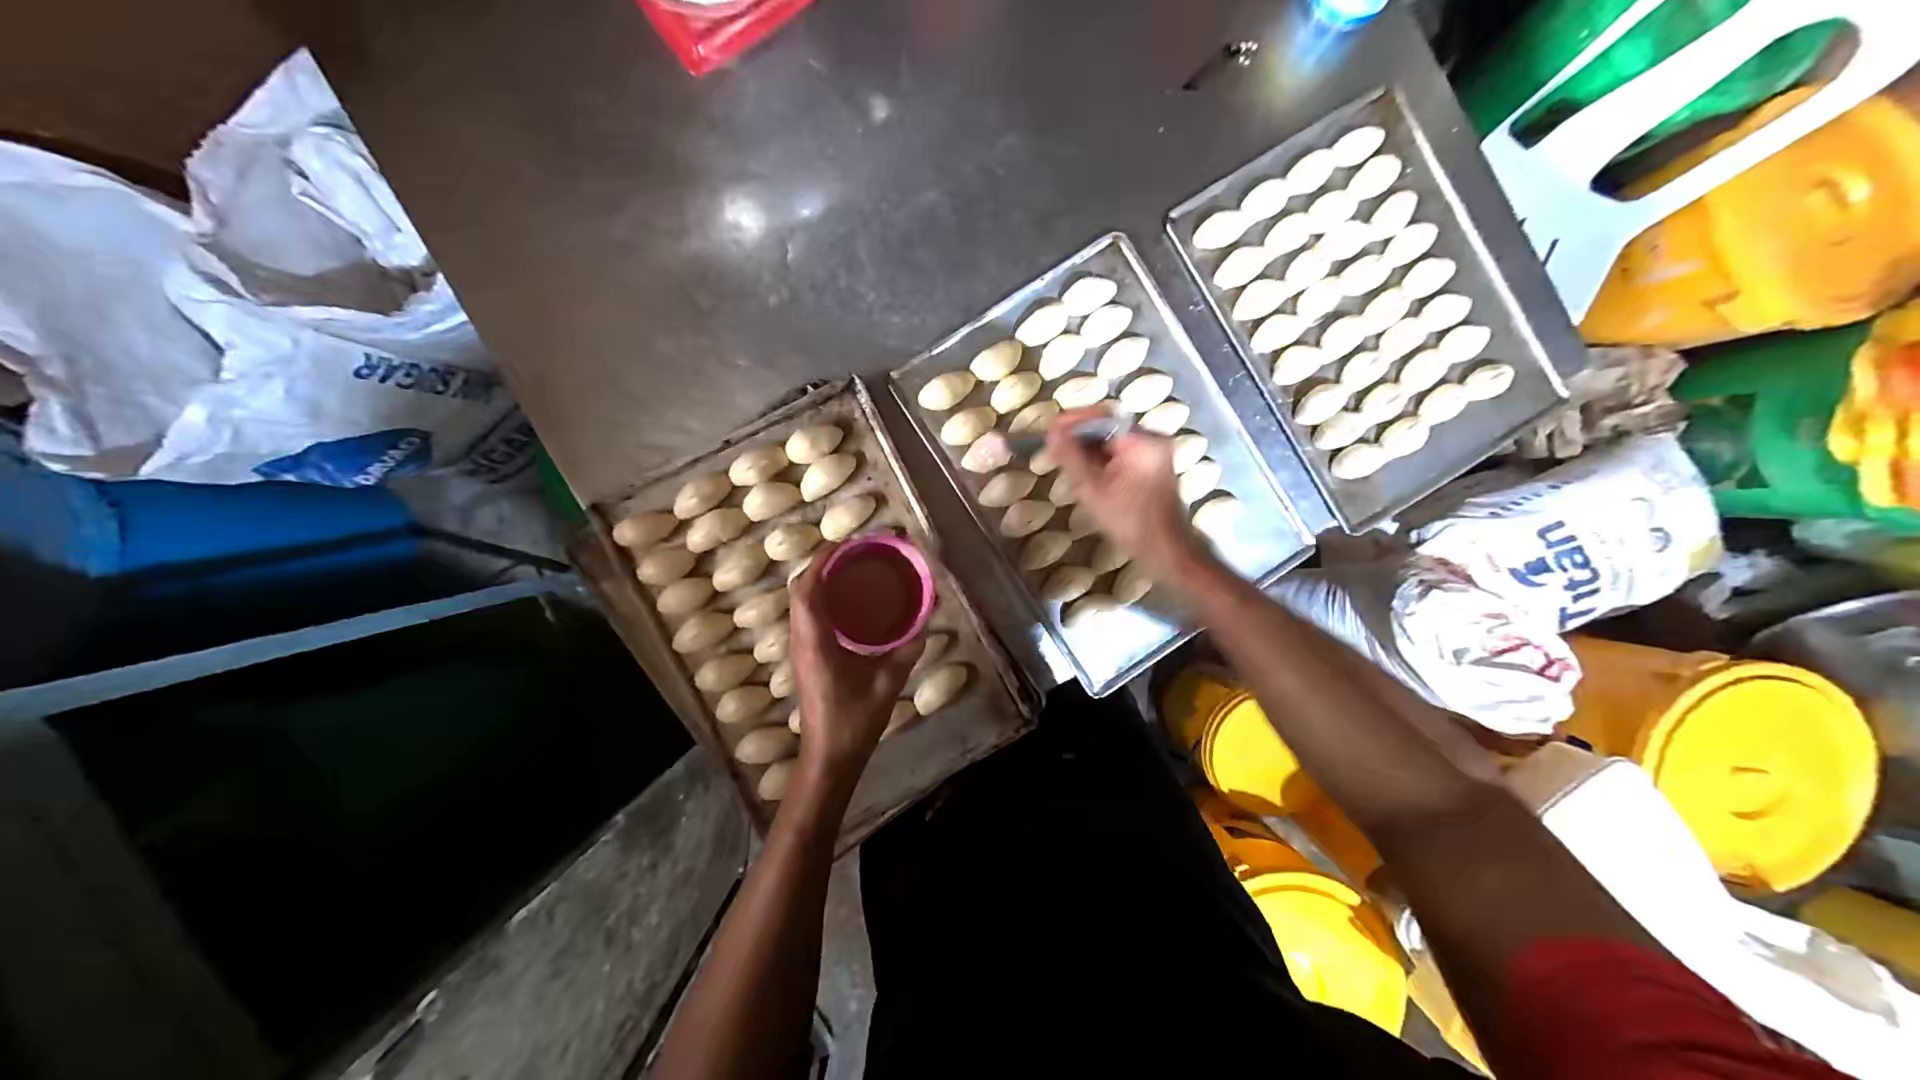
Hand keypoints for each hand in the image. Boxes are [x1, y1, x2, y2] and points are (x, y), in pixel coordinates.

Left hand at [787, 542, 925, 782]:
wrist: (829, 756)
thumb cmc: (853, 721)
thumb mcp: (887, 684)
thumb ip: (906, 652)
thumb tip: (925, 623)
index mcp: (815, 643)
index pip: (807, 591)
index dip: (821, 562)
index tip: (844, 544)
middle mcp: (801, 641)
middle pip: (801, 591)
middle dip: (822, 566)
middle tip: (853, 554)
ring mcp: (800, 650)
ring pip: (802, 604)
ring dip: (821, 582)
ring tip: (852, 571)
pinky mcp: (806, 658)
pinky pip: (809, 617)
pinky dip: (823, 600)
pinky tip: (849, 604)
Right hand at [1046, 408, 1211, 581]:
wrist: (1166, 550)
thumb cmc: (1129, 523)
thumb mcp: (1092, 489)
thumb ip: (1070, 457)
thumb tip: (1052, 433)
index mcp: (1141, 441)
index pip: (1101, 417)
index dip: (1072, 421)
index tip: (1050, 431)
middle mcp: (1153, 438)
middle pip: (1108, 426)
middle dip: (1080, 437)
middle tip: (1054, 449)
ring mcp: (1157, 451)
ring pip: (1114, 440)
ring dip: (1090, 449)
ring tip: (1066, 461)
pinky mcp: (1156, 463)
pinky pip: (1124, 451)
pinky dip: (1105, 459)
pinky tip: (1088, 473)